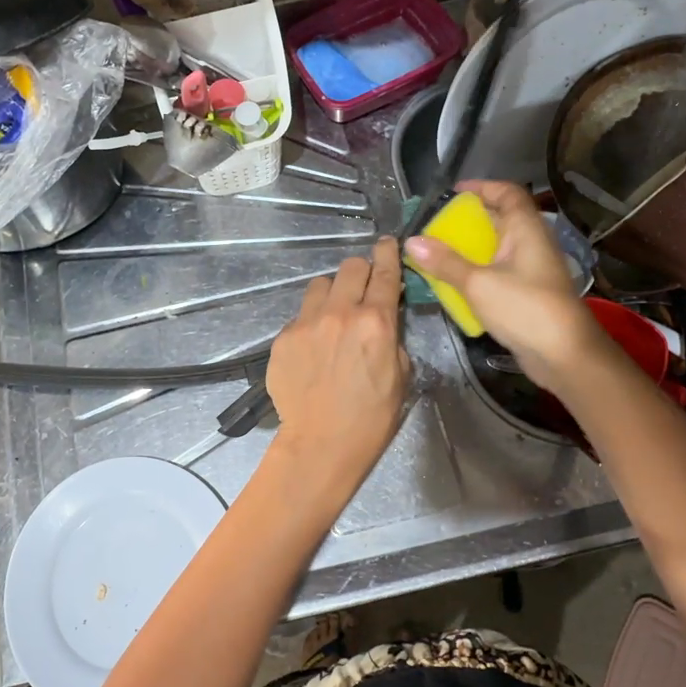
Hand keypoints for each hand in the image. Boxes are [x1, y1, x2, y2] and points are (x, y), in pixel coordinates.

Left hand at [264, 237, 410, 489]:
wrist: (321, 443)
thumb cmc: (371, 417)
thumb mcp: (401, 375)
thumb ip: (392, 338)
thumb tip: (384, 321)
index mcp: (376, 322)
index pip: (384, 273)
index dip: (388, 253)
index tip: (387, 243)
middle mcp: (339, 313)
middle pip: (349, 267)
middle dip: (360, 272)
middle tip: (362, 287)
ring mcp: (307, 323)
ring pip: (319, 285)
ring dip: (331, 294)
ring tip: (333, 317)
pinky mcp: (283, 337)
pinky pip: (299, 316)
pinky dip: (310, 324)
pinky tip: (313, 349)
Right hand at [403, 181, 592, 388]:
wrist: (565, 355)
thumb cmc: (525, 308)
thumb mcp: (477, 283)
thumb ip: (444, 262)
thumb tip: (411, 241)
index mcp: (525, 229)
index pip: (507, 193)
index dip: (482, 186)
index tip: (453, 192)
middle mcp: (531, 243)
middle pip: (500, 219)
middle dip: (468, 220)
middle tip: (437, 226)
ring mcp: (532, 269)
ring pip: (497, 248)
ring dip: (470, 248)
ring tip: (438, 253)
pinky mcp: (528, 292)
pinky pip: (499, 271)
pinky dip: (477, 271)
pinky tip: (456, 284)